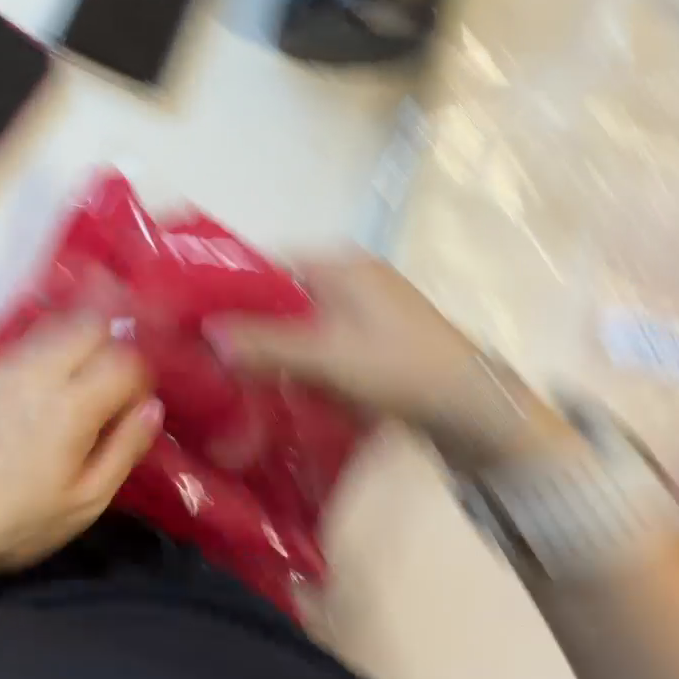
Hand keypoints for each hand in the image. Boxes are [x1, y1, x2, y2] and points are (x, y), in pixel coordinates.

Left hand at [0, 317, 162, 591]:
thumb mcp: (87, 500)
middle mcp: (39, 372)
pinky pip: (30, 341)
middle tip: (118, 382)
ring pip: (58, 327)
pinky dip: (52, 347)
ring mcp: (7, 366)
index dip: (142, 375)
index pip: (124, 359)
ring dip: (82, 341)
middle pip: (90, 326)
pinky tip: (51, 381)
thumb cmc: (19, 520)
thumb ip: (124, 448)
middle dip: (114, 344)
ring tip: (87, 379)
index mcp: (72, 405)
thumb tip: (152, 406)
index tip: (141, 402)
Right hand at [205, 255, 571, 466]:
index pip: (264, 264)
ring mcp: (364, 308)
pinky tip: (276, 381)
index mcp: (339, 263)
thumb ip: (262, 343)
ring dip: (270, 345)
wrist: (482, 414)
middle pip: (277, 294)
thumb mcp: (324, 356)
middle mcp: (349, 276)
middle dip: (246, 323)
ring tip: (236, 370)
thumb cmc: (399, 369)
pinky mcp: (373, 339)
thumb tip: (204, 333)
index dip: (227, 289)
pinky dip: (295, 358)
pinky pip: (316, 340)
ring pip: (295, 320)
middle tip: (212, 351)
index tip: (196, 318)